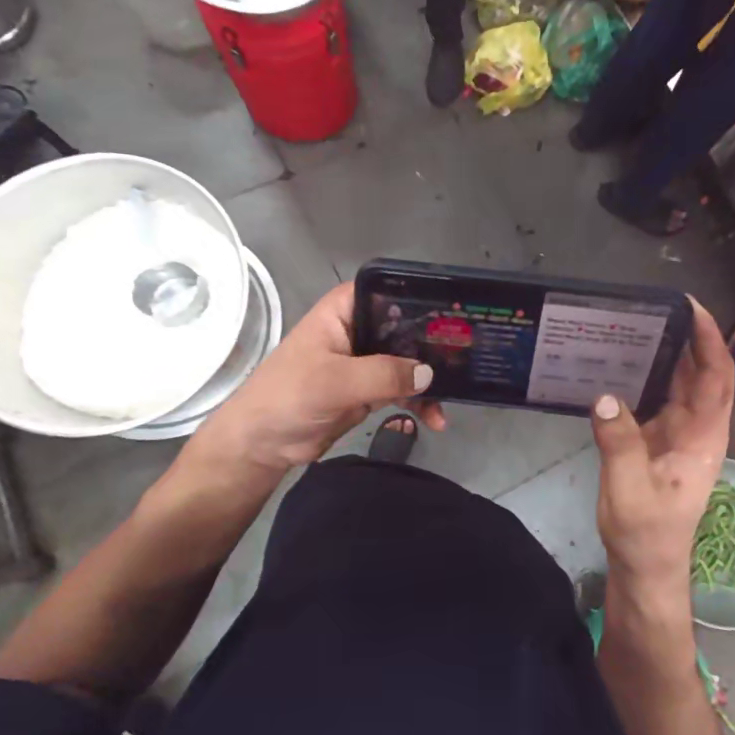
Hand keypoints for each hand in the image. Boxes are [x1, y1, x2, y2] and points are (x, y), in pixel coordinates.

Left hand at [188, 282, 445, 474]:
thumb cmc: (289, 396)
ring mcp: (364, 361)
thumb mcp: (336, 380)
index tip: (455, 313)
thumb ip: (384, 374)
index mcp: (343, 311)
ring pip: (408, 361)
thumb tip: (429, 373)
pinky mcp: (368, 390)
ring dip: (430, 379)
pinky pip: (403, 389)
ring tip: (454, 397)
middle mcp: (357, 329)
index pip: (388, 291)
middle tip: (471, 355)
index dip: (420, 299)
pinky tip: (436, 419)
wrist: (263, 442)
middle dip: (434, 344)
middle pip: (405, 327)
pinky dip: (420, 401)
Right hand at [590, 298, 733, 587]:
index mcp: (703, 438)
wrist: (645, 565)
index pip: (716, 379)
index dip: (711, 342)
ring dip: (670, 354)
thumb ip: (619, 444)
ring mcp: (679, 436)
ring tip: (638, 325)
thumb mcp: (629, 490)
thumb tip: (604, 396)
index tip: (693, 309)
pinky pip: (659, 398)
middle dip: (691, 338)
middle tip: (656, 307)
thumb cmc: (645, 532)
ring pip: (682, 385)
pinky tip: (623, 363)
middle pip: (704, 375)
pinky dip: (648, 375)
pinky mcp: (660, 442)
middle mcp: (698, 431)